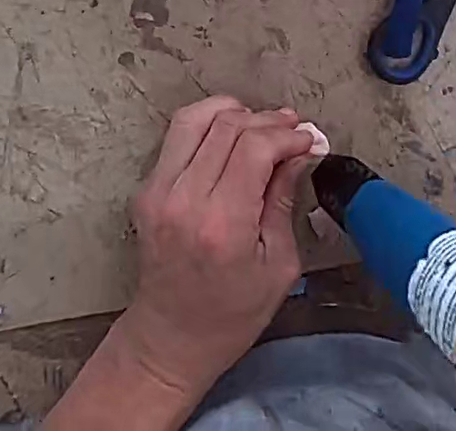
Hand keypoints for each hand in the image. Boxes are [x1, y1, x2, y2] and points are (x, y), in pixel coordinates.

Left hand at [47, 96, 317, 430]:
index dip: (288, 135)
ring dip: (236, 112)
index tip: (308, 141)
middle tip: (293, 130)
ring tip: (261, 127)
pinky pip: (179, 134)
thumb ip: (285, 198)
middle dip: (269, 120)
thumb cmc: (232, 314)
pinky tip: (233, 137)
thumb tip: (302, 151)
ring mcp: (158, 191)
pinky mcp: (147, 189)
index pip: (255, 147)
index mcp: (222, 224)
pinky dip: (211, 124)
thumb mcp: (279, 264)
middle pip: (229, 125)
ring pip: (197, 118)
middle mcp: (184, 200)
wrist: (168, 342)